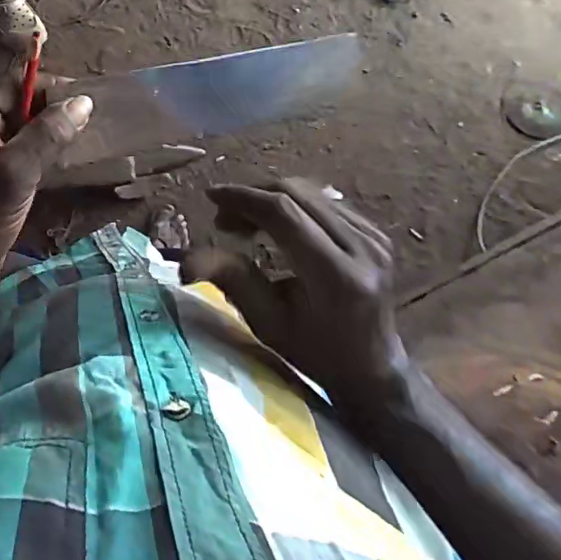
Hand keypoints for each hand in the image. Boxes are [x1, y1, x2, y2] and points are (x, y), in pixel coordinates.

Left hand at [0, 76, 91, 282]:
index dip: (50, 89)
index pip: (13, 83)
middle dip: (51, 111)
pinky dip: (37, 150)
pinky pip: (15, 147)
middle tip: (89, 126)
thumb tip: (83, 101)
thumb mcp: (16, 172)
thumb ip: (48, 134)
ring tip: (82, 141)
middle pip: (17, 102)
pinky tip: (62, 160)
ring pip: (19, 125)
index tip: (87, 103)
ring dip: (47, 132)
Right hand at [199, 179, 412, 415]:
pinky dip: (289, 204)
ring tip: (245, 224)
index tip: (211, 197)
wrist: (373, 368)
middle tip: (224, 219)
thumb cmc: (314, 351)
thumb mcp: (265, 322)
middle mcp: (363, 250)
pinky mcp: (376, 234)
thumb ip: (231, 280)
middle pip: (295, 194)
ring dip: (267, 199)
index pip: (284, 213)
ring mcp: (374, 239)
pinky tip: (273, 225)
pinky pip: (322, 201)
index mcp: (337, 277)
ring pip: (308, 192)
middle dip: (251, 196)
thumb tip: (184, 261)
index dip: (242, 198)